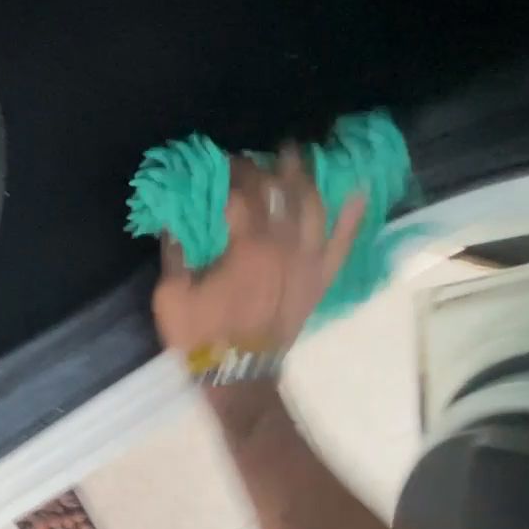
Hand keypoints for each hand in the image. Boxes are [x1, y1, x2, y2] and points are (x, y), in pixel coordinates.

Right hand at [150, 146, 365, 355]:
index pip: (243, 193)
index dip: (232, 172)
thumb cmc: (200, 337)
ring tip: (300, 158)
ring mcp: (308, 261)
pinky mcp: (320, 279)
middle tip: (260, 153)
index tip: (222, 161)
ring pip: (315, 207)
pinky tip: (356, 192)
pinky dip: (352, 216)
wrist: (238, 376)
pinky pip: (344, 242)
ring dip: (307, 178)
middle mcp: (284, 245)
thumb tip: (172, 223)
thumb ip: (174, 255)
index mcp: (246, 246)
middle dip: (269, 168)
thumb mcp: (171, 297)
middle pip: (282, 192)